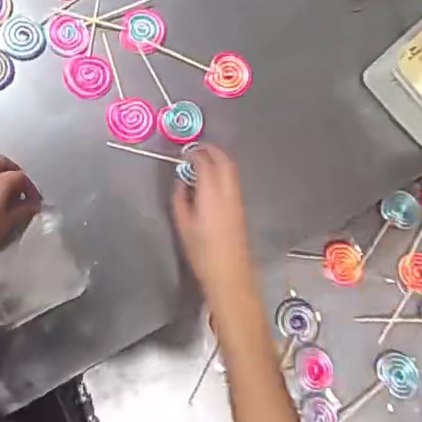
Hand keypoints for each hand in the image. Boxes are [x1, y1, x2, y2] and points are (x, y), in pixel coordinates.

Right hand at [170, 145, 255, 303]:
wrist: (230, 273)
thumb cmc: (202, 252)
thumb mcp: (183, 225)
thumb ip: (180, 199)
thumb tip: (181, 182)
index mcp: (211, 195)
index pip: (206, 164)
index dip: (195, 154)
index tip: (184, 153)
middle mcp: (228, 192)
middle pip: (224, 161)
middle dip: (211, 150)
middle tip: (196, 148)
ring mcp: (237, 199)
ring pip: (232, 169)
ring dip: (219, 159)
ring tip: (203, 159)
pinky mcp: (241, 206)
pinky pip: (233, 180)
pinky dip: (223, 170)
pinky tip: (211, 177)